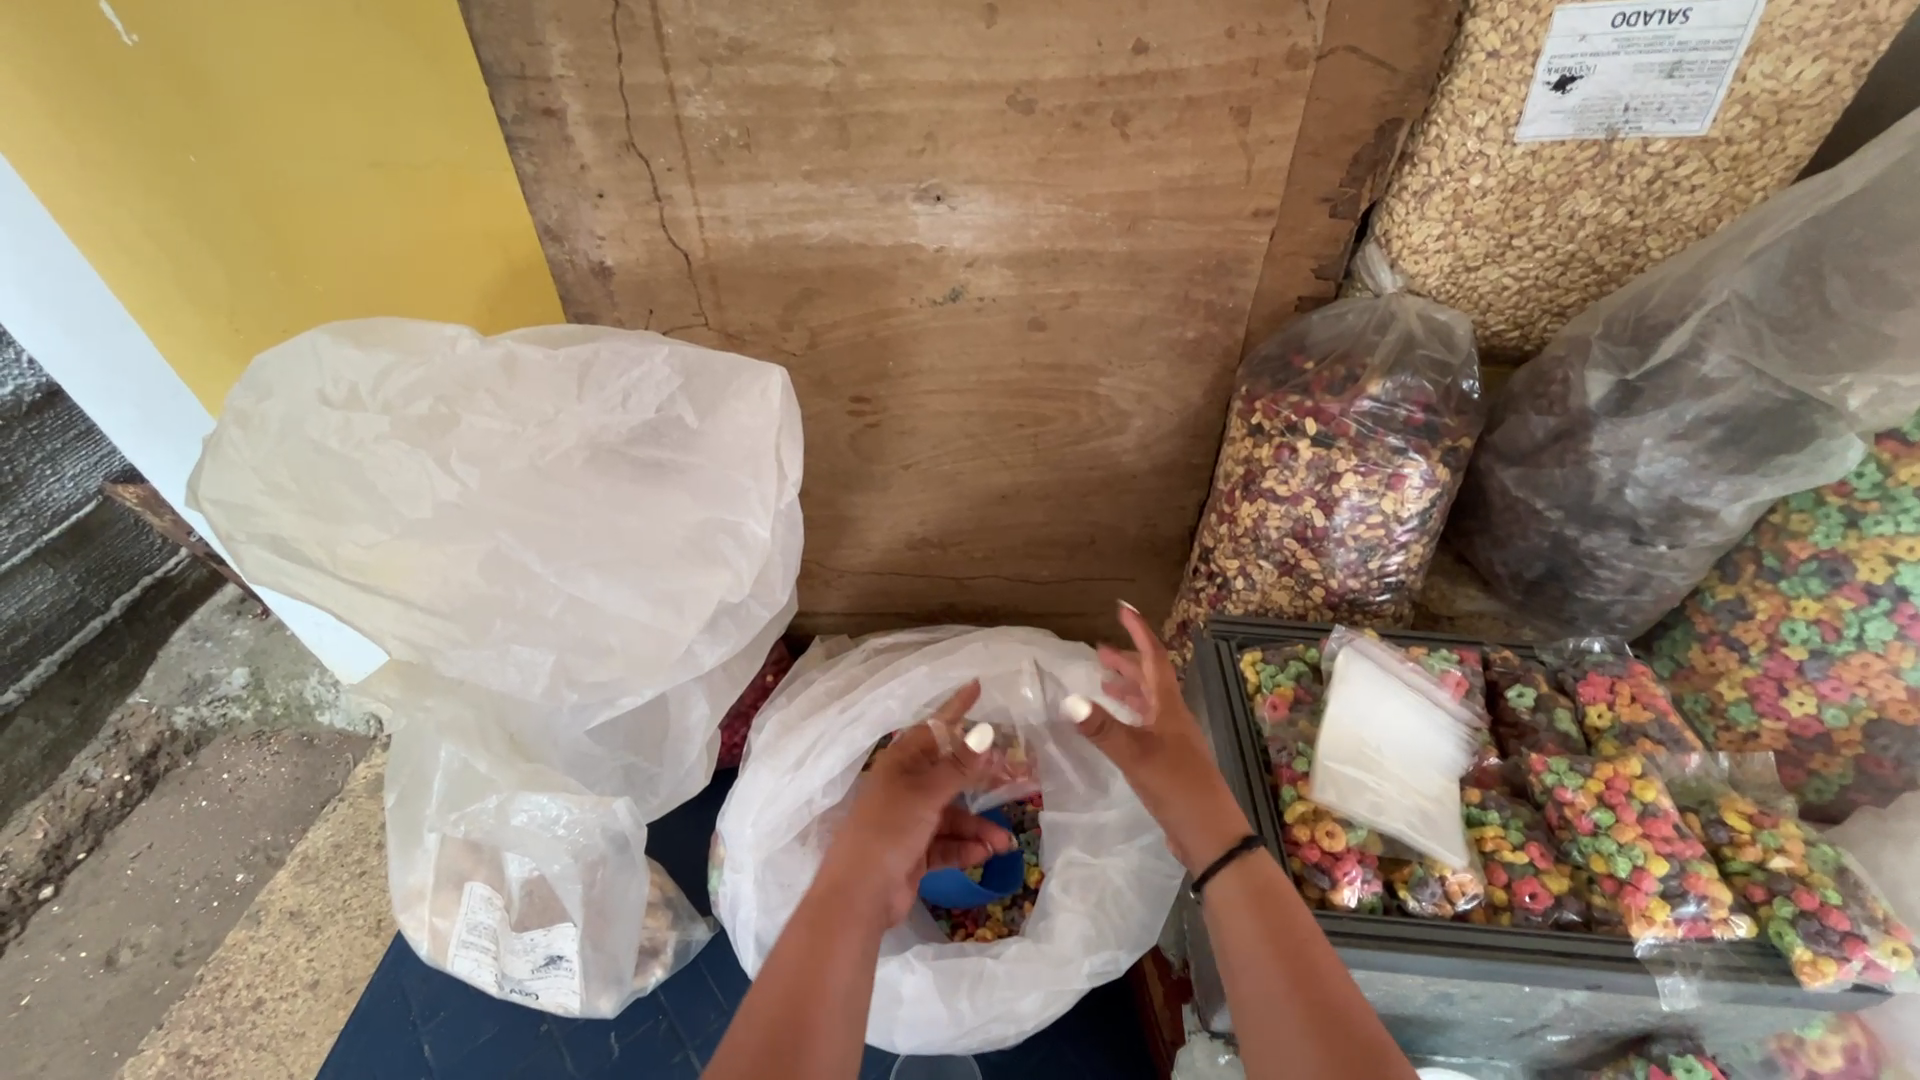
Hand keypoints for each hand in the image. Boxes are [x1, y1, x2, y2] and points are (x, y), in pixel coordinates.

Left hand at [815, 680, 1017, 927]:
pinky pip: (948, 843)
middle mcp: (905, 787)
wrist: (858, 895)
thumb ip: (958, 766)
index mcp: (900, 763)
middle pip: (951, 774)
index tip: (978, 687)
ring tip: (1003, 842)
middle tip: (1019, 777)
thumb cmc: (888, 830)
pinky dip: (966, 848)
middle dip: (983, 779)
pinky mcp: (915, 852)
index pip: (934, 728)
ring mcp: (910, 821)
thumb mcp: (926, 794)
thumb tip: (985, 733)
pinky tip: (985, 854)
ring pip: (954, 815)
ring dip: (978, 827)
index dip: (956, 708)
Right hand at [1068, 602, 1254, 874]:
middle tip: (1098, 650)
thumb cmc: (1177, 787)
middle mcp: (1172, 717)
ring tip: (1102, 681)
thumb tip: (1068, 698)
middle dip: (1126, 661)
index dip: (1138, 632)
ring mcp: (1172, 740)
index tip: (1123, 608)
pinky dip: (1127, 715)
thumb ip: (1102, 728)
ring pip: (1148, 702)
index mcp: (1168, 707)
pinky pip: (1144, 725)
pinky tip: (1115, 726)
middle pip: (1150, 679)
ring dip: (1127, 687)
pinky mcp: (1167, 760)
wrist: (1210, 834)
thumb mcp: (1135, 755)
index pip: (1153, 658)